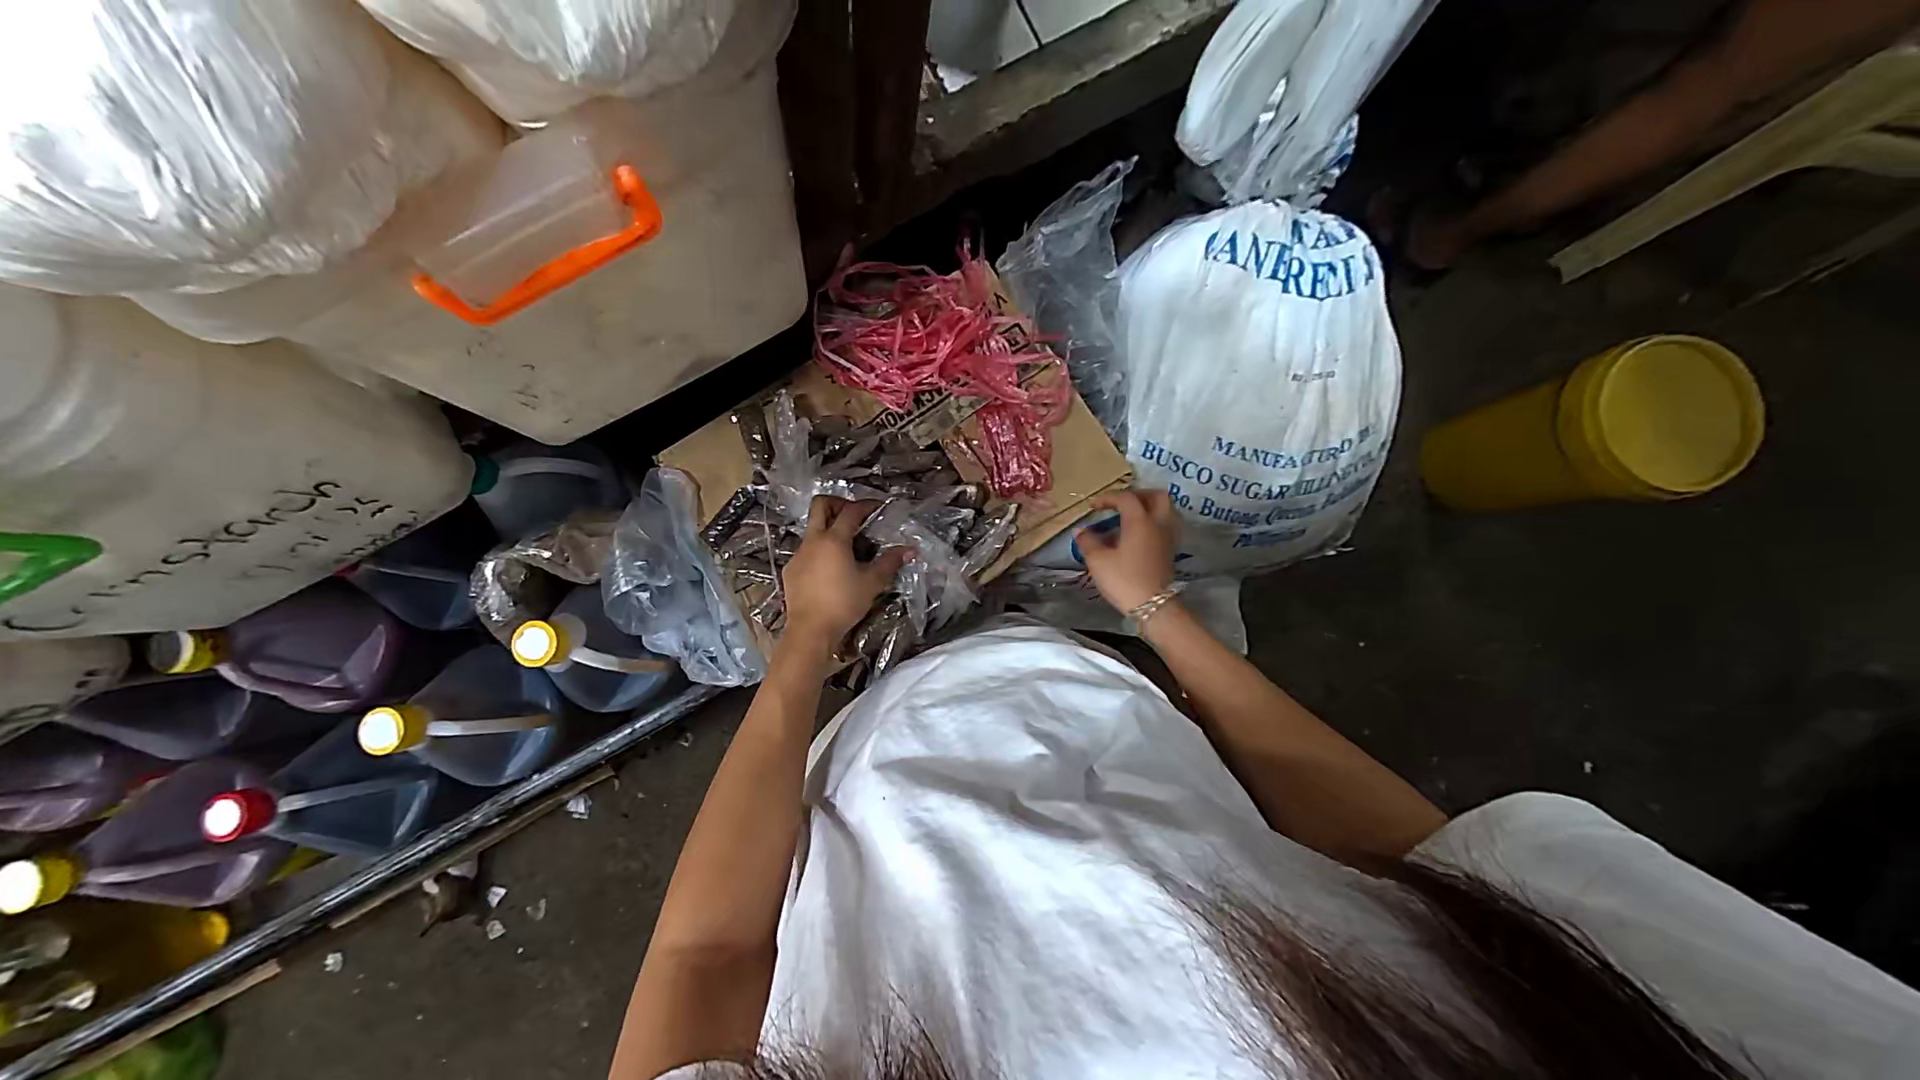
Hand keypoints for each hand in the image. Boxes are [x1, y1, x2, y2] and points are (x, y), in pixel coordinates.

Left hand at [781, 497, 912, 643]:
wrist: (810, 630)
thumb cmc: (843, 604)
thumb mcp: (872, 583)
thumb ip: (890, 562)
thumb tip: (910, 550)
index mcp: (834, 540)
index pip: (851, 511)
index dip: (866, 505)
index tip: (878, 507)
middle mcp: (813, 541)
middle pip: (821, 505)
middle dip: (838, 503)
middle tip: (854, 516)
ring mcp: (799, 554)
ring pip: (812, 529)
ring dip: (829, 529)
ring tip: (847, 548)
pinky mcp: (791, 570)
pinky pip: (806, 551)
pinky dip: (820, 551)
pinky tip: (831, 570)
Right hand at [1077, 489, 1178, 614]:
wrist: (1152, 606)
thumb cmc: (1123, 580)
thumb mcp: (1098, 561)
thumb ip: (1088, 541)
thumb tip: (1081, 531)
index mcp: (1140, 521)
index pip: (1125, 498)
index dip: (1108, 498)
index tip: (1093, 507)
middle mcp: (1158, 523)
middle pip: (1156, 496)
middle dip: (1138, 494)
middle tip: (1120, 503)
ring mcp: (1168, 537)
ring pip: (1166, 510)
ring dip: (1150, 507)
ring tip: (1132, 517)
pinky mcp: (1171, 550)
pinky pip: (1166, 525)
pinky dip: (1154, 522)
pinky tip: (1139, 534)